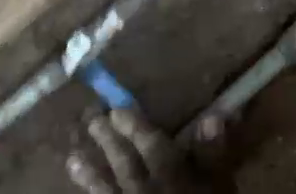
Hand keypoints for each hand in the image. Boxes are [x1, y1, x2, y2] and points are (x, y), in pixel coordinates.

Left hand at [66, 109, 205, 193]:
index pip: (152, 147)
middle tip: (92, 121)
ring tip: (73, 159)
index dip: (135, 127)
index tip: (117, 109)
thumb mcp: (222, 187)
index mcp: (172, 179)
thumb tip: (212, 116)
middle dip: (110, 143)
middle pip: (125, 165)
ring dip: (91, 175)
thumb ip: (214, 155)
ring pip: (106, 192)